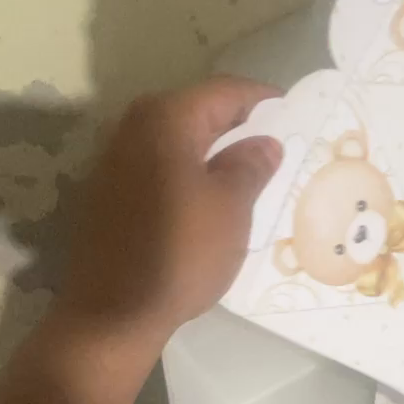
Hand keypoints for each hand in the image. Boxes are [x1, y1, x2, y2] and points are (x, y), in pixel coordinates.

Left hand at [56, 76, 283, 349]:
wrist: (115, 311)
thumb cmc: (181, 254)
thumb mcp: (230, 208)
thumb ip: (250, 166)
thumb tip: (264, 143)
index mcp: (166, 120)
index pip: (224, 92)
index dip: (262, 101)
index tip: (293, 113)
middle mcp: (134, 129)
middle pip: (197, 114)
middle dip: (237, 128)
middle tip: (276, 149)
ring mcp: (116, 164)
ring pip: (177, 145)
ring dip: (213, 156)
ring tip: (249, 178)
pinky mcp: (110, 198)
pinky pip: (160, 172)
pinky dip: (189, 178)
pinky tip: (210, 204)